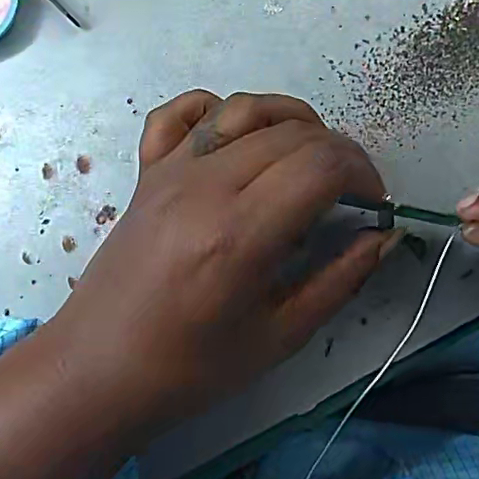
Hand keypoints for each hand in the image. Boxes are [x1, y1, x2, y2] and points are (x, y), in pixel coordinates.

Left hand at [0, 92, 399, 478]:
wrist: (96, 370)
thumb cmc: (190, 368)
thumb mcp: (280, 337)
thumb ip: (340, 280)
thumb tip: (382, 237)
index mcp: (240, 233)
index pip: (322, 163)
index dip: (363, 173)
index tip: (373, 204)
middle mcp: (205, 185)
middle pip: (294, 132)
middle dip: (338, 153)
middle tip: (348, 194)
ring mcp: (170, 171)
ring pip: (245, 108)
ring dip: (291, 122)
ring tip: (305, 160)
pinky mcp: (146, 172)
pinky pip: (182, 112)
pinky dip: (218, 110)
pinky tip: (237, 138)